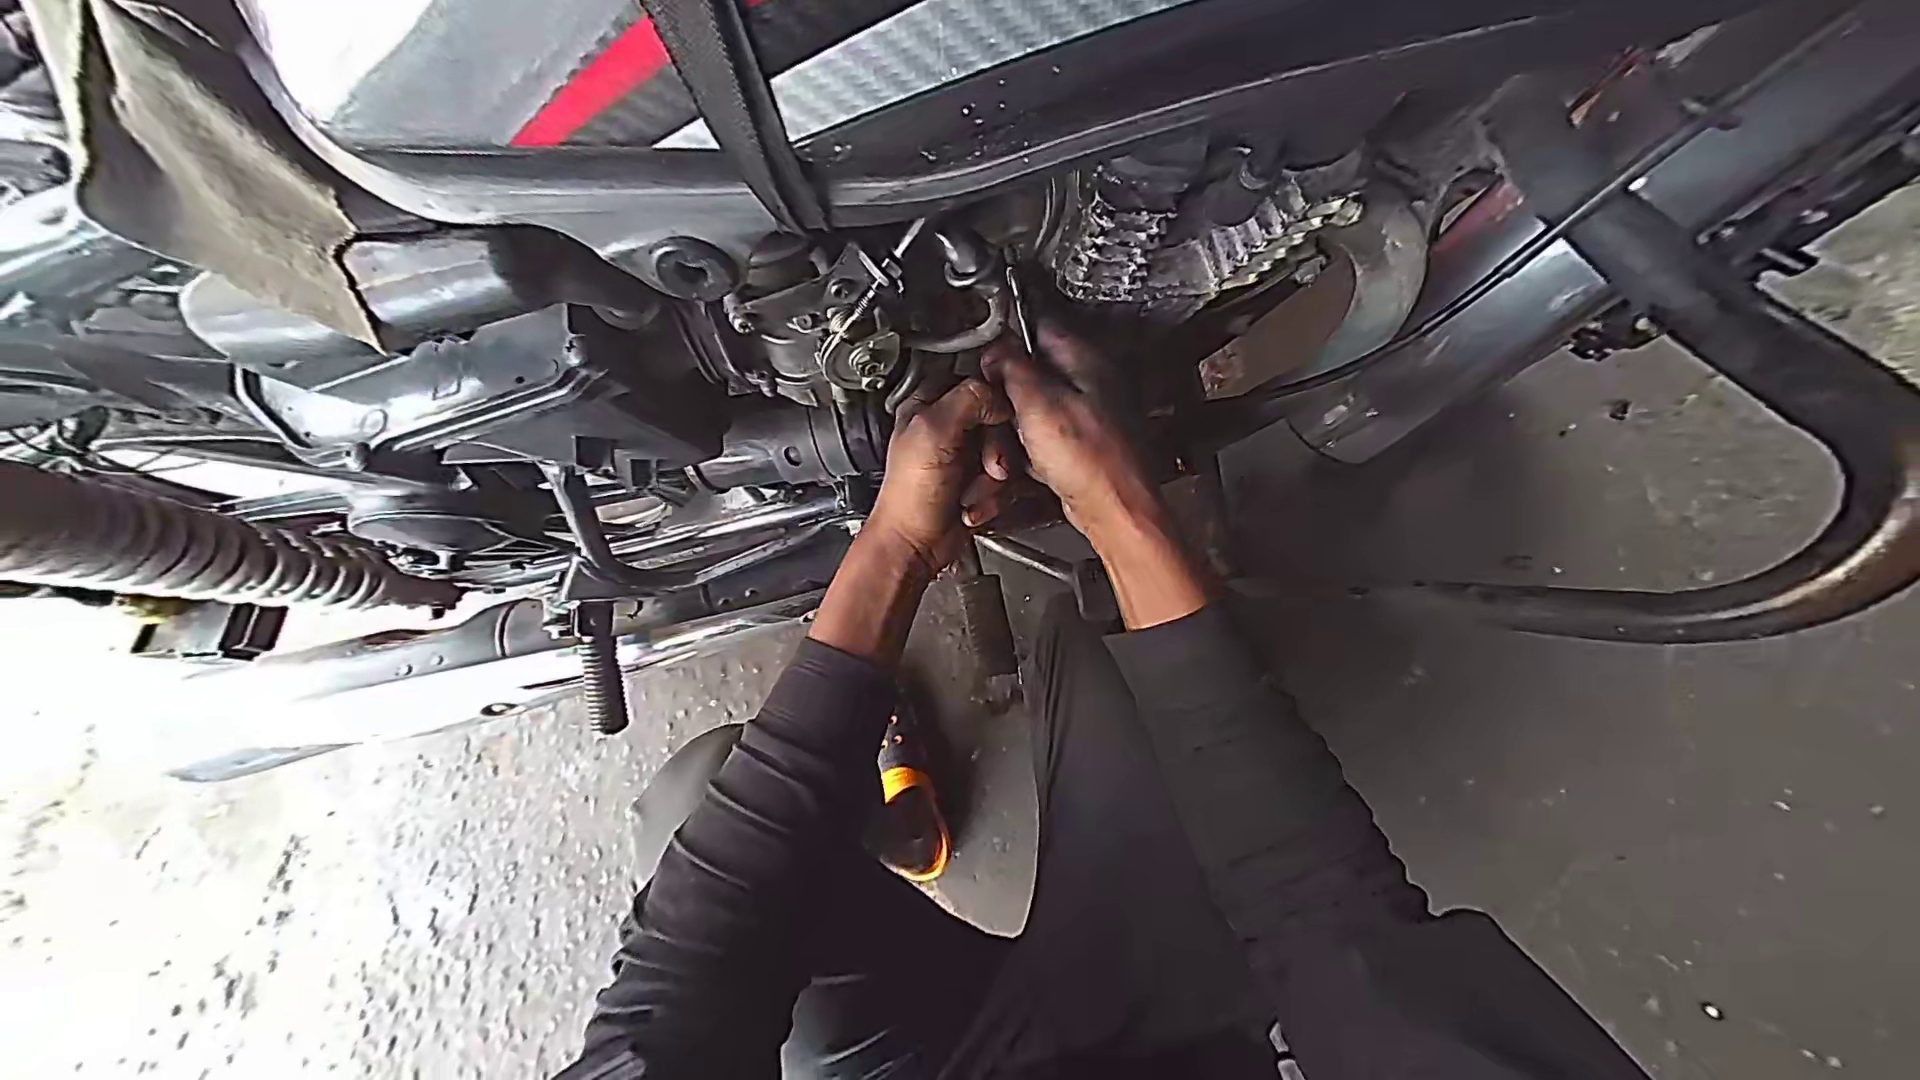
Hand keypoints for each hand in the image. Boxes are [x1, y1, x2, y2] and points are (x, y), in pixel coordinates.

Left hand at [863, 377, 1014, 576]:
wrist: (913, 546)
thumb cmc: (909, 497)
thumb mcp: (934, 432)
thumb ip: (968, 399)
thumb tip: (998, 395)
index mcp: (929, 405)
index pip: (976, 381)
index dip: (993, 401)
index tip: (997, 420)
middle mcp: (949, 428)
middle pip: (1000, 421)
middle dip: (997, 451)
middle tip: (988, 465)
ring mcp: (966, 457)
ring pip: (1008, 454)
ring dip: (993, 482)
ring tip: (970, 494)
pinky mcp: (980, 483)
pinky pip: (1008, 482)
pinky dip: (993, 499)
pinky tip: (970, 507)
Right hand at [982, 321, 1208, 629]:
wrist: (1113, 509)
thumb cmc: (1091, 461)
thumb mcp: (1038, 404)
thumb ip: (1013, 370)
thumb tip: (996, 350)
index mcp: (1084, 360)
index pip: (1037, 328)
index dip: (1005, 344)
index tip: (988, 364)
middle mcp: (1088, 384)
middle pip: (1030, 376)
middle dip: (1006, 399)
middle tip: (999, 416)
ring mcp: (1083, 416)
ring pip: (1031, 412)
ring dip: (1013, 431)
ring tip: (1013, 450)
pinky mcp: (1077, 447)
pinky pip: (1039, 441)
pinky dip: (1027, 453)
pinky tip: (1026, 466)